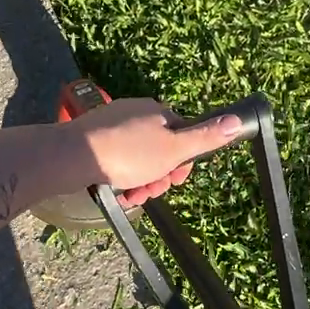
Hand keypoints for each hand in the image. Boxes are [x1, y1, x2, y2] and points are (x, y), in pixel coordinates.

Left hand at [71, 98, 243, 206]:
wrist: (72, 155)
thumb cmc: (127, 153)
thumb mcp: (174, 149)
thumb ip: (205, 138)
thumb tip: (237, 120)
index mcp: (159, 111)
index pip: (183, 136)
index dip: (183, 163)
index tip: (174, 182)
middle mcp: (137, 111)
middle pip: (160, 148)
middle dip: (159, 175)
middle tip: (149, 193)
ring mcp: (114, 123)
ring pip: (138, 156)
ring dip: (140, 180)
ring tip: (131, 197)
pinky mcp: (95, 136)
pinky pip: (117, 157)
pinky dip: (121, 175)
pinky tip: (117, 191)